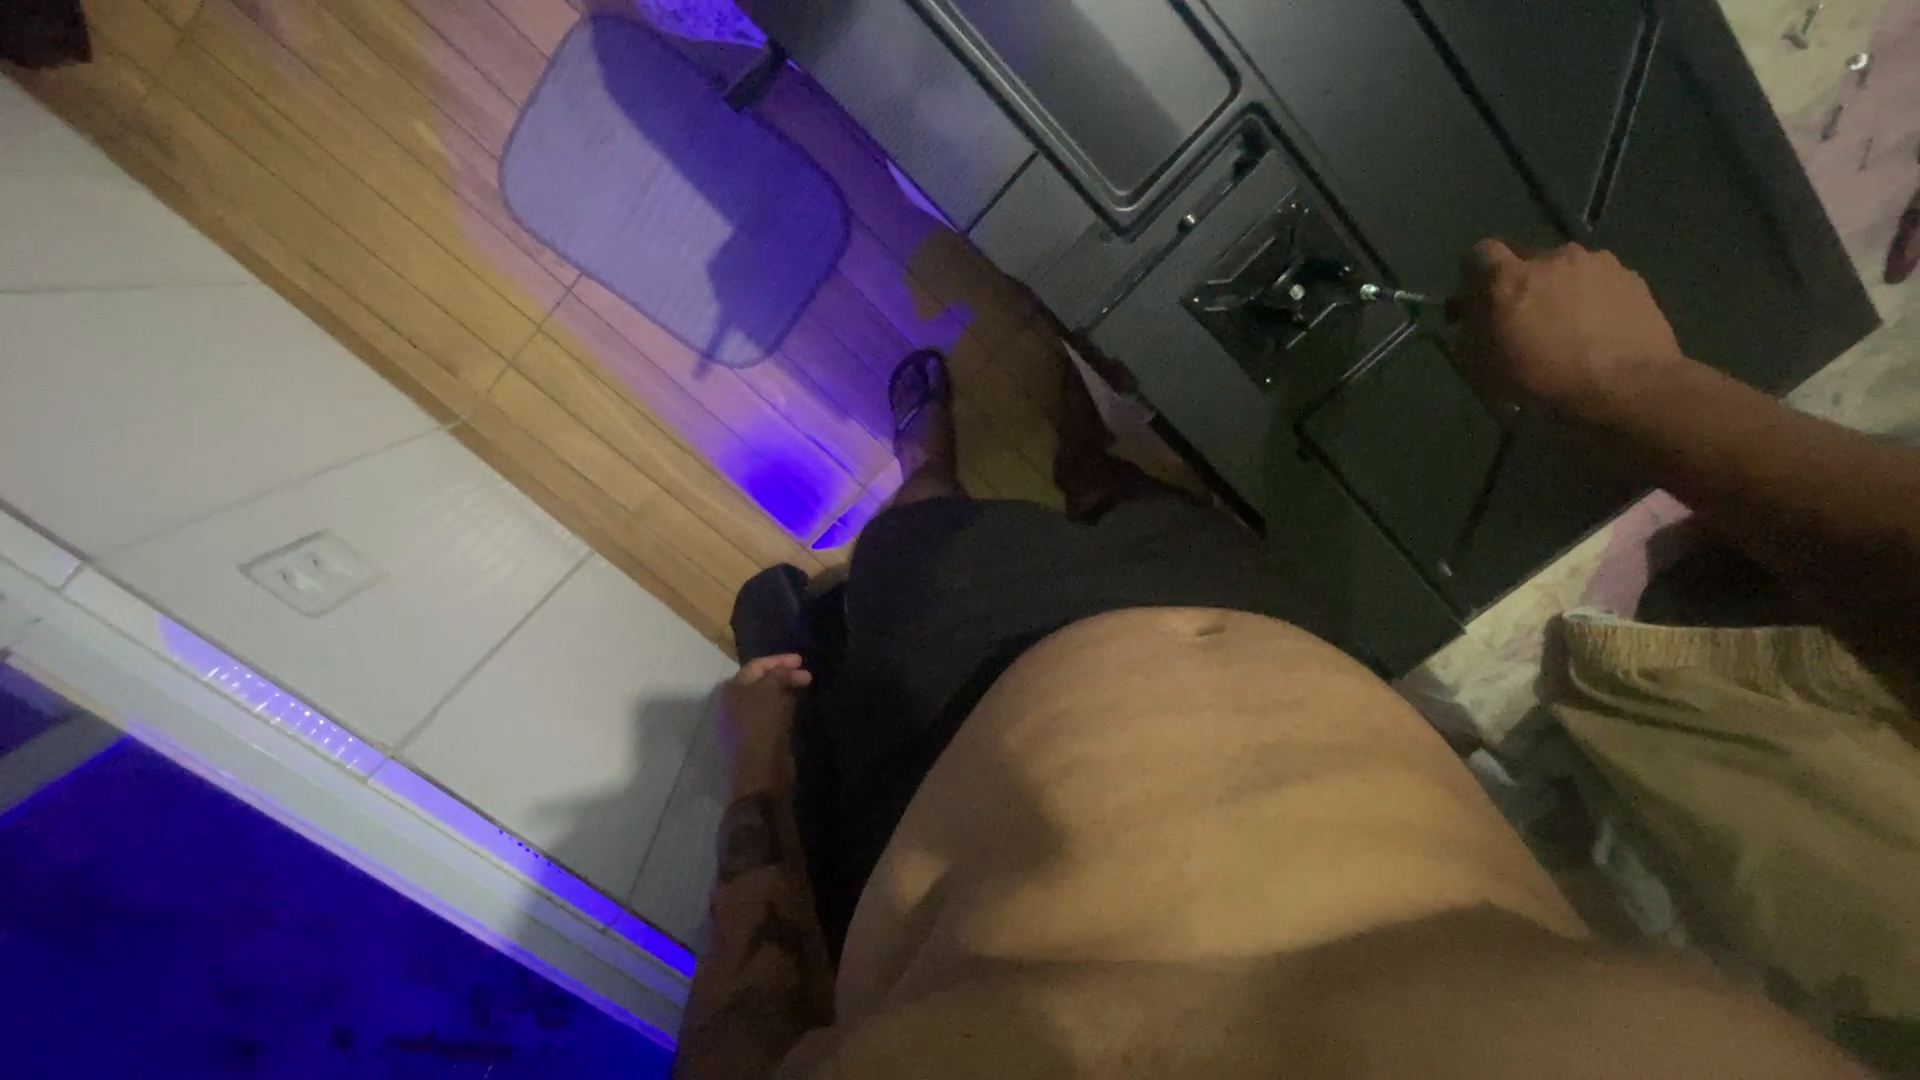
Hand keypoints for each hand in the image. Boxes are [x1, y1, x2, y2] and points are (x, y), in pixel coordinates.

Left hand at [715, 654, 812, 795]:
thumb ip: (780, 673)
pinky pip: (770, 712)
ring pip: (767, 696)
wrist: (763, 768)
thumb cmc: (764, 723)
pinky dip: (783, 704)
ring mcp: (744, 720)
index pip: (756, 665)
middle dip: (784, 674)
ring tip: (804, 686)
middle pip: (761, 680)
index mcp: (733, 689)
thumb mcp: (772, 690)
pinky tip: (796, 705)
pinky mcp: (756, 734)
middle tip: (806, 674)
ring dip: (785, 689)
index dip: (779, 660)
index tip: (801, 660)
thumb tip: (789, 670)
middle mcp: (735, 702)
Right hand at [1447, 241, 1687, 422]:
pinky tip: (1596, 329)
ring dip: (1558, 289)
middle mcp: (1553, 257)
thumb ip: (1469, 329)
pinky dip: (1591, 298)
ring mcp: (1599, 264)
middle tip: (1524, 319)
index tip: (1476, 301)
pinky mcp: (1633, 278)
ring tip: (1566, 326)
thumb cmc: (1542, 379)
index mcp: (1509, 278)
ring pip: (1565, 270)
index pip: (1480, 252)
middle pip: (1526, 260)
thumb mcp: (1483, 363)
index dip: (1474, 275)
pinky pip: (1598, 281)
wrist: (1625, 388)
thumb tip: (1468, 314)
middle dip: (1520, 284)